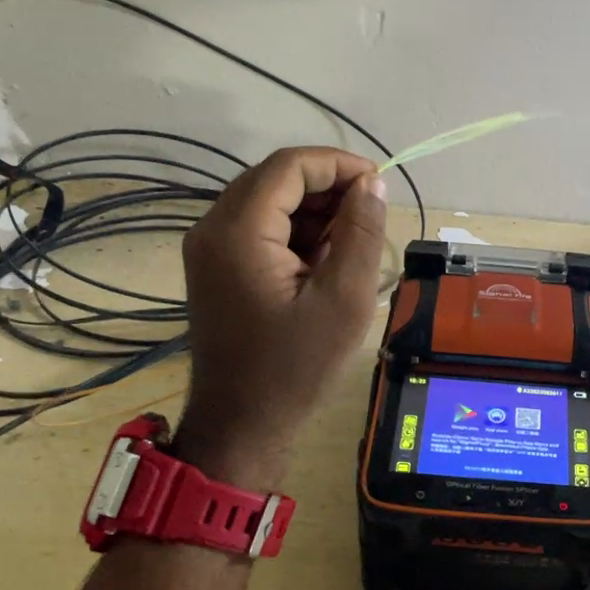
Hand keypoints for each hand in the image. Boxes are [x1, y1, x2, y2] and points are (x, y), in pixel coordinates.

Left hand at [177, 147, 387, 490]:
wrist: (242, 424)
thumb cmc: (296, 368)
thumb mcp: (344, 300)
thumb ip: (362, 235)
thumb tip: (372, 186)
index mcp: (238, 230)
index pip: (289, 167)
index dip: (339, 165)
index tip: (380, 186)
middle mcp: (213, 228)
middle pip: (276, 181)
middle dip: (328, 190)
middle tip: (372, 219)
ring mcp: (210, 250)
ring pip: (268, 205)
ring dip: (314, 214)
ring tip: (355, 246)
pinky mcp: (216, 270)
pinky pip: (259, 232)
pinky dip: (296, 236)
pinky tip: (327, 264)